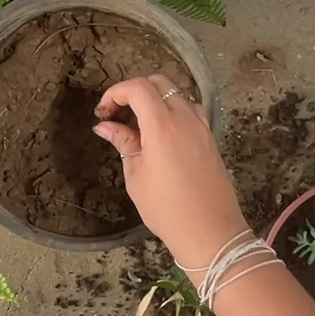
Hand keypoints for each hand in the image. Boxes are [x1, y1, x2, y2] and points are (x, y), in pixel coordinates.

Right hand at [92, 75, 249, 266]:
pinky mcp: (210, 137)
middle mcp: (185, 119)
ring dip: (154, 98)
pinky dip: (171, 110)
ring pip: (176, 93)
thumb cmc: (167, 209)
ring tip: (137, 123)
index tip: (104, 111)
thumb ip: (123, 143)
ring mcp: (201, 127)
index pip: (138, 88)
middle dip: (134, 91)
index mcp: (163, 127)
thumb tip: (105, 126)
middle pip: (159, 83)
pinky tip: (160, 132)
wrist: (210, 232)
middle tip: (117, 113)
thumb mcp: (136, 176)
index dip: (116, 92)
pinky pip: (190, 109)